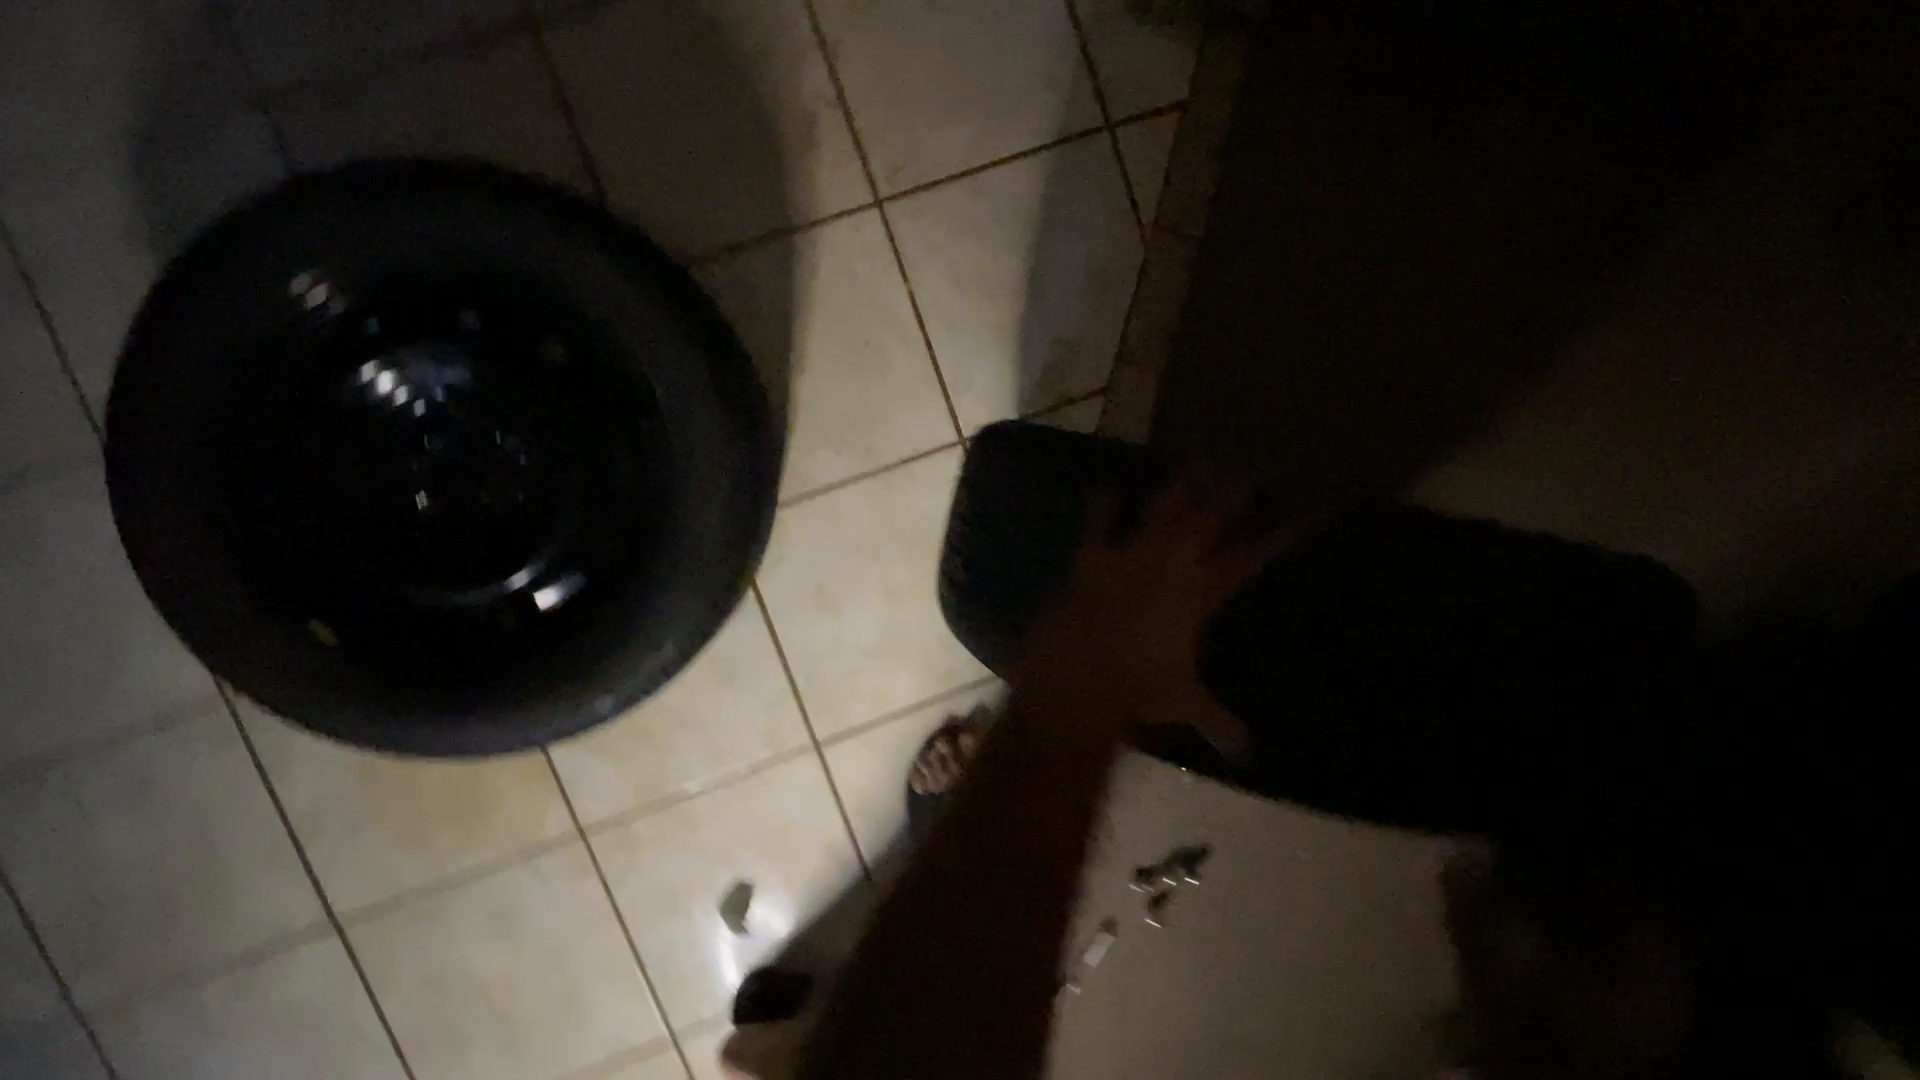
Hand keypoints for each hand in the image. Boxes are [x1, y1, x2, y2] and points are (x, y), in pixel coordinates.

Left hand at [1013, 476, 1306, 756]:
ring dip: (1180, 484)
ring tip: (1197, 460)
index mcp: (1203, 594)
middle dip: (1235, 490)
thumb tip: (1248, 755)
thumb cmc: (1139, 691)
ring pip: (1163, 507)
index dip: (1291, 528)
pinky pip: (1096, 522)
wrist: (1081, 678)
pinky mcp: (1092, 557)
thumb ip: (1219, 723)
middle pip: (1213, 515)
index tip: (1322, 504)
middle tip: (1253, 468)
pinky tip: (1101, 484)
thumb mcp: (1185, 704)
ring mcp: (1132, 555)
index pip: (1259, 553)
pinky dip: (1099, 504)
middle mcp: (1173, 563)